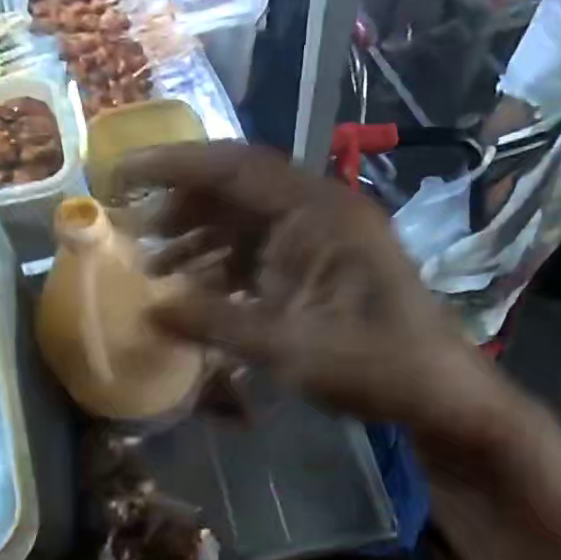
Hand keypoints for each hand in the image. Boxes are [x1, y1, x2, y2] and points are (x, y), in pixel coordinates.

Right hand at [131, 142, 522, 444]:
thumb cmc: (370, 364)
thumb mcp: (285, 346)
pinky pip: (259, 251)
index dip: (174, 166)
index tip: (124, 173)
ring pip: (244, 221)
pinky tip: (193, 291)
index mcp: (317, 212)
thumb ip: (213, 323)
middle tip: (136, 230)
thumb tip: (150, 310)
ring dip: (198, 238)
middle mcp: (318, 212)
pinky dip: (222, 266)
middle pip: (236, 189)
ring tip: (155, 266)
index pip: (235, 168)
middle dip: (181, 206)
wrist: (436, 393)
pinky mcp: (319, 266)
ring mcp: (320, 239)